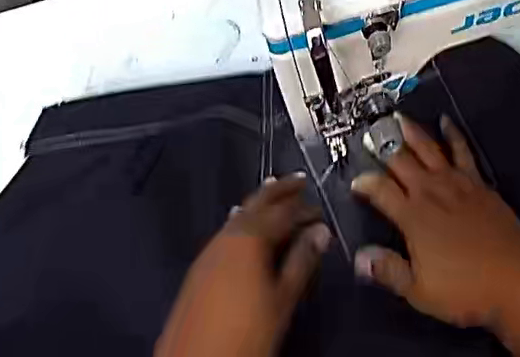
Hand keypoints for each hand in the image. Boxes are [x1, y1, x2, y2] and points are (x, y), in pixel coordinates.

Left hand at [156, 175, 329, 356]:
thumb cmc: (244, 338)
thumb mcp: (281, 301)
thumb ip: (301, 261)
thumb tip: (320, 231)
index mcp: (250, 237)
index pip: (284, 212)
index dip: (305, 209)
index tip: (321, 212)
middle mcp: (227, 236)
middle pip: (258, 202)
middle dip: (280, 190)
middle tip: (300, 181)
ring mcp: (208, 253)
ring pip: (240, 216)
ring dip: (260, 205)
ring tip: (276, 197)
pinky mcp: (197, 272)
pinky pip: (227, 233)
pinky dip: (244, 223)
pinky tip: (247, 231)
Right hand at [351, 115, 519, 356]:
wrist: (515, 276)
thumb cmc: (465, 289)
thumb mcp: (419, 290)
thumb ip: (388, 270)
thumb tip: (360, 257)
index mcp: (413, 216)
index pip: (381, 191)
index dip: (365, 184)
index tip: (355, 182)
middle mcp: (431, 191)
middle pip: (401, 161)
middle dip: (383, 146)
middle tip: (369, 132)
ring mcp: (456, 181)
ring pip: (428, 148)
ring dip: (412, 132)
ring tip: (399, 117)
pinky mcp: (477, 180)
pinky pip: (461, 149)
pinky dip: (452, 133)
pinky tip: (446, 121)